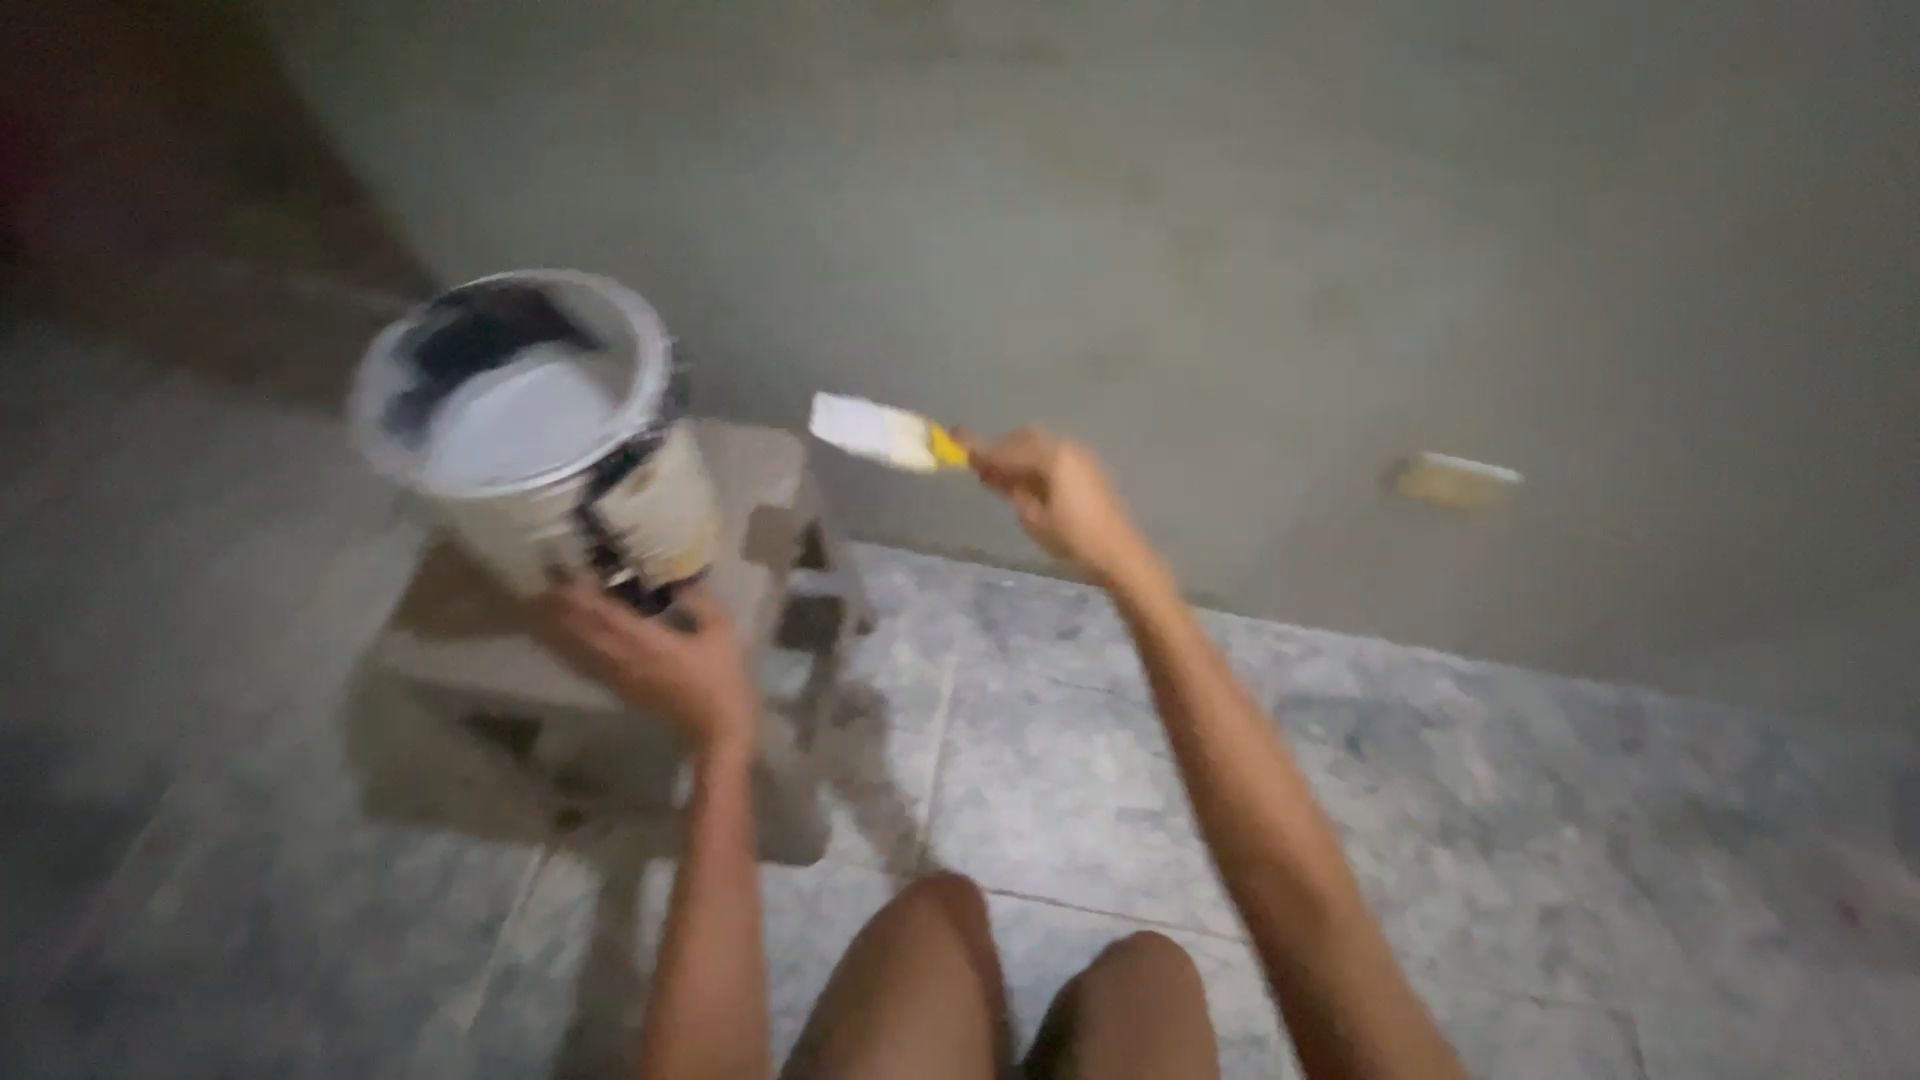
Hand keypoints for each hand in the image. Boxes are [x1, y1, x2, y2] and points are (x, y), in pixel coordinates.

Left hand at [538, 573, 758, 759]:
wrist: (717, 727)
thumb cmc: (723, 677)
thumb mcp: (721, 632)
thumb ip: (700, 601)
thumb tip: (679, 578)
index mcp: (647, 641)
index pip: (605, 614)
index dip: (582, 593)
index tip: (565, 571)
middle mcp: (624, 658)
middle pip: (583, 630)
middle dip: (562, 607)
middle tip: (543, 583)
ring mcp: (619, 676)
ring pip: (580, 649)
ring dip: (559, 628)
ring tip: (541, 607)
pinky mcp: (621, 689)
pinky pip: (587, 667)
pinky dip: (569, 651)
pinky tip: (559, 641)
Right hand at [959, 426, 1152, 585]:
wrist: (1119, 554)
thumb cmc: (1073, 538)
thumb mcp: (1033, 517)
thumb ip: (1010, 489)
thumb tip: (991, 473)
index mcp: (1052, 457)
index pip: (1008, 449)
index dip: (981, 448)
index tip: (955, 439)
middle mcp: (1067, 448)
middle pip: (1025, 438)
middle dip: (1001, 449)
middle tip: (979, 465)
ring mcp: (1081, 457)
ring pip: (1040, 446)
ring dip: (1018, 456)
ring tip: (998, 477)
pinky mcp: (1089, 470)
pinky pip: (1053, 457)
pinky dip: (1034, 463)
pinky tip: (1024, 483)